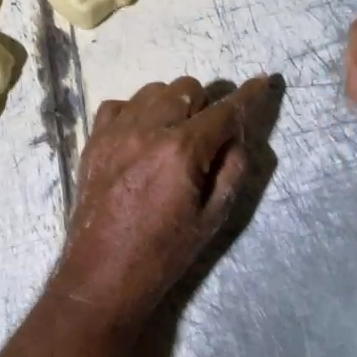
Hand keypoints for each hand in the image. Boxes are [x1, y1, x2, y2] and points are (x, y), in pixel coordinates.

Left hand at [54, 76, 273, 320]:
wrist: (102, 276)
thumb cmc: (164, 253)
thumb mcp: (213, 217)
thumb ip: (233, 169)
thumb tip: (235, 135)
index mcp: (182, 150)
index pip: (224, 110)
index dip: (247, 94)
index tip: (261, 80)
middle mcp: (149, 130)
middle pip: (187, 89)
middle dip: (204, 105)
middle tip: (205, 137)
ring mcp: (117, 132)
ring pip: (154, 90)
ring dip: (171, 105)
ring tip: (172, 135)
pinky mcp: (94, 140)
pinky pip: (119, 105)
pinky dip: (136, 113)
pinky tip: (140, 137)